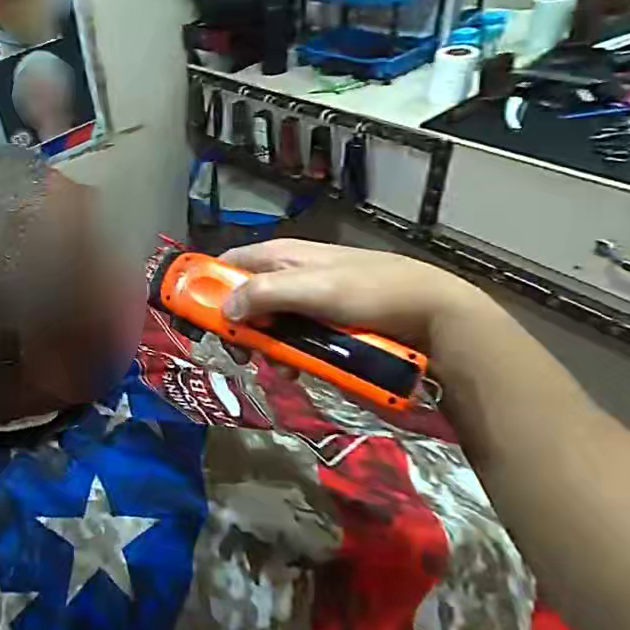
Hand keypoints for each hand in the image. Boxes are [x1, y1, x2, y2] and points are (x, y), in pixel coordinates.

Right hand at [218, 240, 498, 350]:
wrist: (431, 312)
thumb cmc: (371, 291)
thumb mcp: (315, 289)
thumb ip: (267, 294)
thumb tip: (225, 307)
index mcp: (282, 255)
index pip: (229, 263)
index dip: (208, 285)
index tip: (197, 318)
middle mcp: (291, 274)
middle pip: (246, 298)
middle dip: (241, 327)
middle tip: (244, 354)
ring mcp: (311, 300)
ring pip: (271, 324)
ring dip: (268, 348)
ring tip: (281, 370)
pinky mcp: (328, 323)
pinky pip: (297, 339)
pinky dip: (293, 356)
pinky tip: (301, 374)